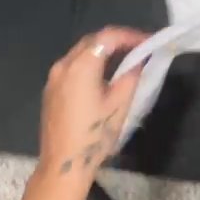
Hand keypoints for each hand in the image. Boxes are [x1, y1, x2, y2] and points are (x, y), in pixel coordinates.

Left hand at [38, 26, 149, 183]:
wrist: (63, 163)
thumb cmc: (94, 135)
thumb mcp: (120, 105)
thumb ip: (131, 76)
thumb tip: (139, 61)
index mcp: (81, 66)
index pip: (108, 37)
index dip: (130, 36)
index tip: (148, 42)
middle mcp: (63, 65)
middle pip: (92, 41)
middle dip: (116, 40)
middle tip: (138, 47)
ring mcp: (53, 78)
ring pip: (80, 53)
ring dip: (102, 52)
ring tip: (124, 59)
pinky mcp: (51, 90)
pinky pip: (72, 66)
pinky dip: (89, 63)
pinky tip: (103, 75)